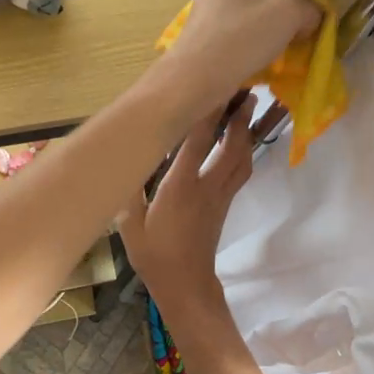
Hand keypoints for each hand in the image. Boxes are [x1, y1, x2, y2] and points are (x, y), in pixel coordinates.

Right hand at [119, 99, 254, 306]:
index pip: (198, 142)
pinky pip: (242, 171)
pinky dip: (245, 152)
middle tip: (246, 91)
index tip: (214, 88)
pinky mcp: (226, 204)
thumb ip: (129, 189)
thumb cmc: (155, 255)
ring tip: (249, 109)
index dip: (208, 113)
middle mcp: (206, 186)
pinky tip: (243, 142)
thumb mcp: (129, 224)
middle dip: (240, 117)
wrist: (186, 286)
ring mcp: (221, 195)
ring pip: (243, 158)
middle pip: (232, 146)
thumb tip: (124, 159)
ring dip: (248, 132)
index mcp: (180, 187)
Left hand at [166, 0, 321, 106]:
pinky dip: (274, 17)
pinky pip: (257, 5)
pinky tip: (289, 35)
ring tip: (309, 18)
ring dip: (289, 1)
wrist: (196, 78)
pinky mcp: (224, 12)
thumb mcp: (290, 12)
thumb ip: (312, 1)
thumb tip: (313, 9)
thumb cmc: (240, 35)